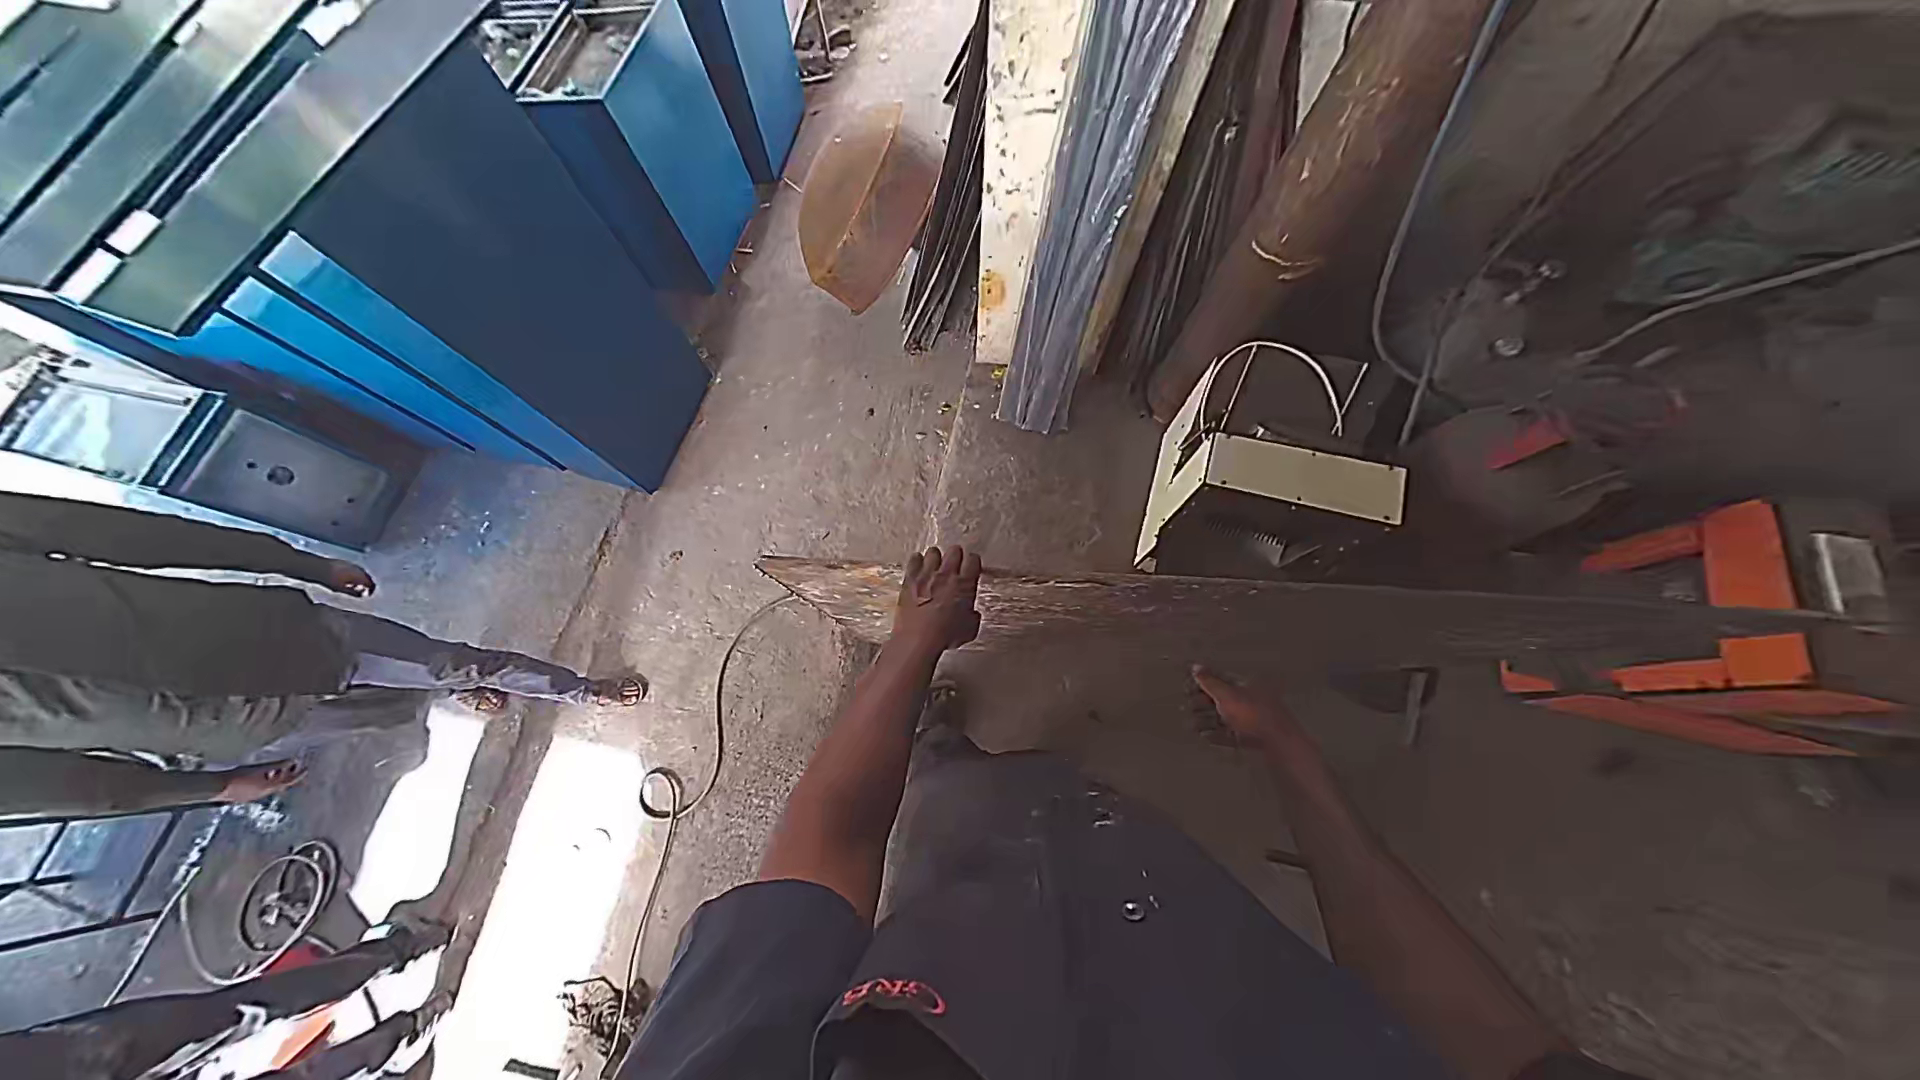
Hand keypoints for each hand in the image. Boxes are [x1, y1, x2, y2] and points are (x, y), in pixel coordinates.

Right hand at [217, 760, 303, 803]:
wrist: (213, 787)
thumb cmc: (236, 776)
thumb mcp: (259, 769)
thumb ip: (276, 765)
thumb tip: (292, 761)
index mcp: (267, 788)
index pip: (289, 782)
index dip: (299, 775)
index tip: (307, 768)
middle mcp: (262, 794)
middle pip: (281, 785)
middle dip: (289, 776)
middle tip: (296, 768)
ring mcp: (252, 797)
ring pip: (271, 787)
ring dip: (278, 778)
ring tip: (281, 769)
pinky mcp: (243, 797)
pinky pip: (260, 789)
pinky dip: (267, 782)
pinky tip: (265, 776)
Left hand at [324, 559, 375, 596]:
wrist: (317, 567)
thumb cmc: (331, 579)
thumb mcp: (342, 589)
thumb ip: (354, 593)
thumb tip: (361, 595)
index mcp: (362, 576)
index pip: (371, 584)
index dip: (370, 591)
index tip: (367, 595)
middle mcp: (360, 569)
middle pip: (367, 578)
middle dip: (365, 584)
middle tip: (361, 591)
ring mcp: (352, 565)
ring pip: (359, 573)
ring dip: (358, 579)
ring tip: (352, 585)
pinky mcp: (344, 562)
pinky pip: (352, 570)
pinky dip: (351, 575)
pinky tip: (344, 579)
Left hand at [893, 545, 981, 657]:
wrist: (919, 638)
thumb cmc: (944, 634)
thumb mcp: (969, 628)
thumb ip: (972, 616)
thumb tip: (972, 614)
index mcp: (965, 584)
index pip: (973, 560)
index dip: (972, 562)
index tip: (971, 566)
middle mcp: (947, 575)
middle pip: (954, 550)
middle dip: (956, 555)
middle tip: (955, 564)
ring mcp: (927, 575)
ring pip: (933, 551)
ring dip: (936, 558)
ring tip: (936, 565)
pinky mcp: (910, 578)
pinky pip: (915, 559)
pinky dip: (917, 561)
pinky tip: (919, 567)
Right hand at [1192, 666, 1303, 748]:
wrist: (1279, 745)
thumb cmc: (1254, 714)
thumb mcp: (1227, 695)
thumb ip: (1209, 681)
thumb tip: (1195, 666)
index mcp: (1245, 685)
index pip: (1218, 679)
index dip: (1201, 682)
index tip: (1187, 688)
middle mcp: (1247, 700)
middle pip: (1218, 699)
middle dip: (1201, 704)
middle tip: (1189, 708)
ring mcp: (1248, 720)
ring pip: (1222, 718)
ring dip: (1205, 720)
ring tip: (1193, 725)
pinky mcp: (1248, 738)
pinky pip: (1228, 734)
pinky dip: (1216, 735)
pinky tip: (1205, 736)